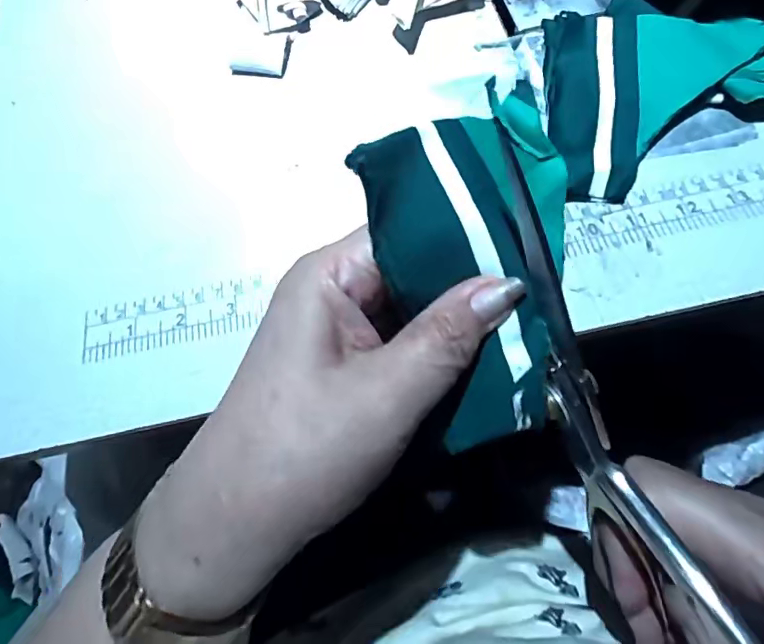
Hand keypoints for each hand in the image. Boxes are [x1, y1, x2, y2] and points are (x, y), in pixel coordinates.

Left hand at [131, 227, 524, 620]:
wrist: (231, 533)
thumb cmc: (303, 452)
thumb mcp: (386, 394)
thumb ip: (448, 336)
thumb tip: (508, 283)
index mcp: (330, 273)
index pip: (407, 229)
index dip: (463, 236)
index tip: (520, 249)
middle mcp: (334, 286)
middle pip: (414, 266)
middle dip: (468, 282)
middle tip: (532, 291)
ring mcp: (339, 324)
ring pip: (414, 304)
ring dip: (457, 318)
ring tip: (521, 319)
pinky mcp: (347, 358)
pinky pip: (404, 335)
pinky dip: (438, 345)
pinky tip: (482, 354)